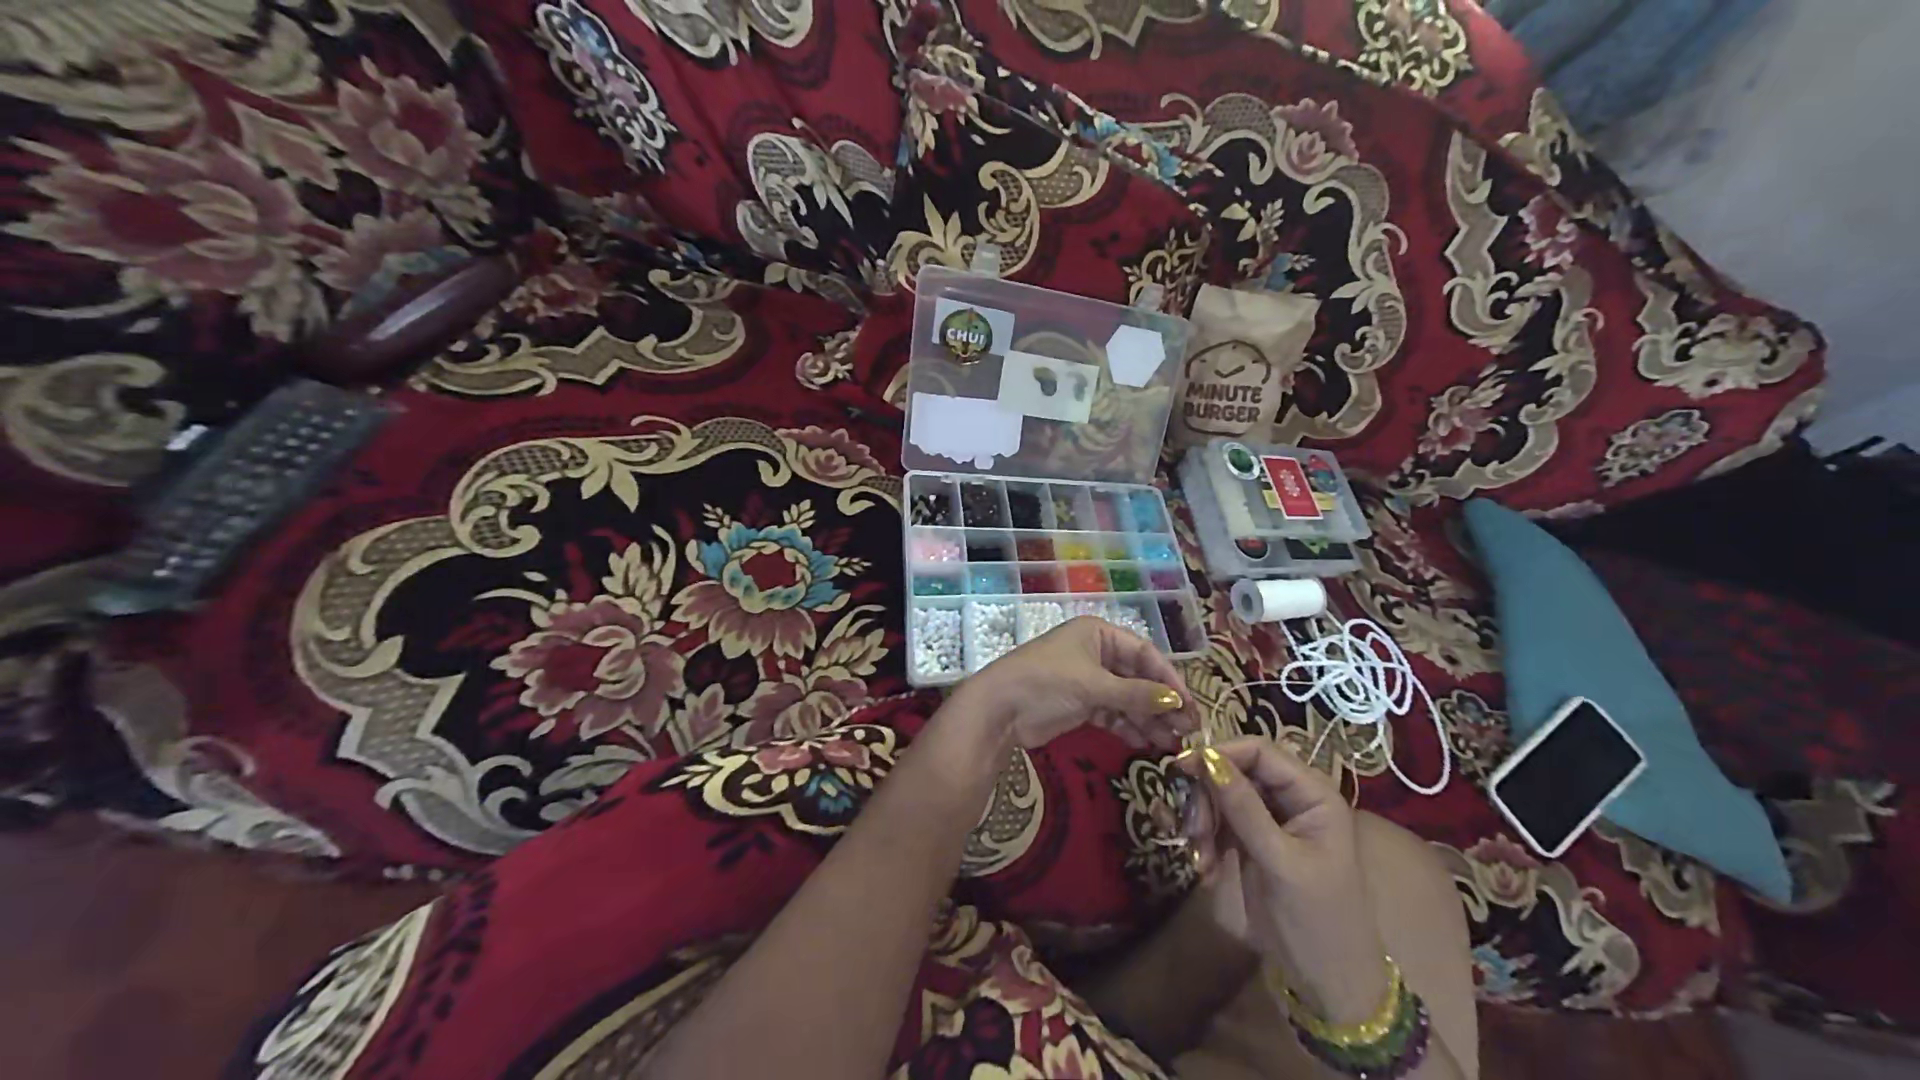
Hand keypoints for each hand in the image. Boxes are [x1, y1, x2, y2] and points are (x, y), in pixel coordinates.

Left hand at [947, 616, 1197, 752]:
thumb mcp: (1093, 685)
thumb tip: (1176, 703)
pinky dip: (1128, 726)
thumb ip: (1136, 694)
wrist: (998, 710)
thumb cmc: (1046, 683)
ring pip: (1127, 698)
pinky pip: (1112, 713)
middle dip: (1161, 703)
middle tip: (1186, 730)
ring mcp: (1087, 680)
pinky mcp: (1079, 705)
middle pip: (1138, 677)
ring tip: (1171, 743)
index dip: (1168, 679)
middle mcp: (1095, 653)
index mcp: (1097, 634)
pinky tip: (1146, 743)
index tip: (1189, 705)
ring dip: (1148, 719)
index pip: (1144, 653)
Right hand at [1175, 737, 1390, 1026]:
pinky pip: (1218, 824)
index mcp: (1313, 794)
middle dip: (1207, 797)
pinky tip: (1206, 870)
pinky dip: (1205, 842)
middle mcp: (1291, 798)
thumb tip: (1207, 758)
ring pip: (1220, 797)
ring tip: (1198, 857)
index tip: (1182, 769)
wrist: (1328, 984)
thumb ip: (1244, 808)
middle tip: (1190, 829)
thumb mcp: (1280, 862)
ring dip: (1201, 822)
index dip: (1220, 753)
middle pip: (1234, 771)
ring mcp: (1270, 820)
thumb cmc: (1318, 920)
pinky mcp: (1252, 842)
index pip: (1260, 751)